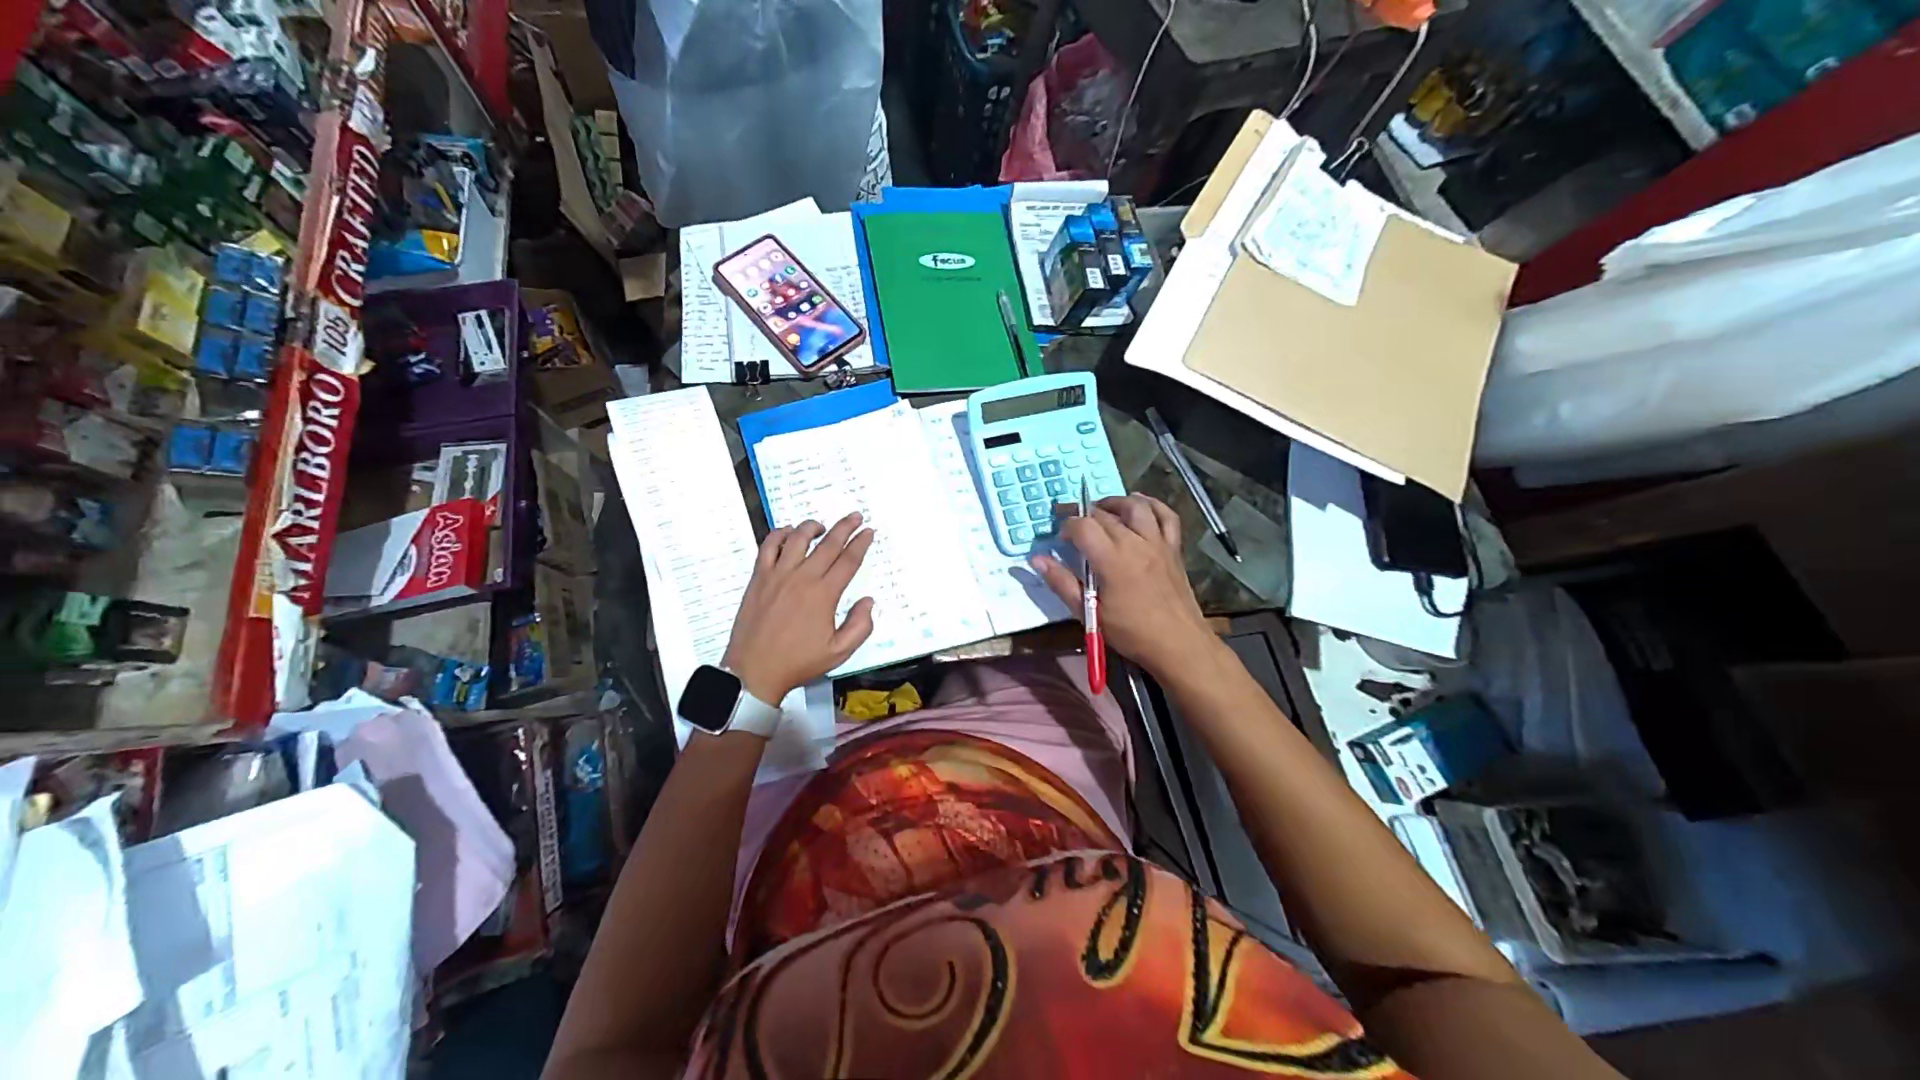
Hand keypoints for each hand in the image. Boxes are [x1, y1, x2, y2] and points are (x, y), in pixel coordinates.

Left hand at [721, 512, 875, 705]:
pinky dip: (781, 534)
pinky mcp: (759, 577)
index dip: (861, 543)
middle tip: (855, 517)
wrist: (754, 670)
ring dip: (813, 526)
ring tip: (822, 526)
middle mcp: (802, 578)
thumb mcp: (839, 652)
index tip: (868, 532)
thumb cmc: (797, 662)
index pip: (848, 560)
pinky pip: (769, 545)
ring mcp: (778, 575)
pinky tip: (789, 533)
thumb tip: (868, 602)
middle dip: (845, 527)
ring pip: (798, 537)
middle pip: (828, 543)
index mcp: (824, 595)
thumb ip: (860, 626)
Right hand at [1030, 495, 1217, 678]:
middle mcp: (1135, 543)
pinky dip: (1152, 504)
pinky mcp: (1173, 548)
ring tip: (1101, 511)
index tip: (1061, 538)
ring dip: (1115, 503)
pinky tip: (1139, 504)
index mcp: (1112, 560)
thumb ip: (1062, 583)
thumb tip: (1038, 560)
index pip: (1083, 526)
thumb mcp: (1090, 613)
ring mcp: (1157, 542)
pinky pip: (1166, 515)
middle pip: (1105, 514)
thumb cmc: (1132, 633)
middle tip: (1074, 527)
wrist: (1178, 643)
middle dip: (1084, 514)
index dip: (1067, 526)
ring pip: (1135, 506)